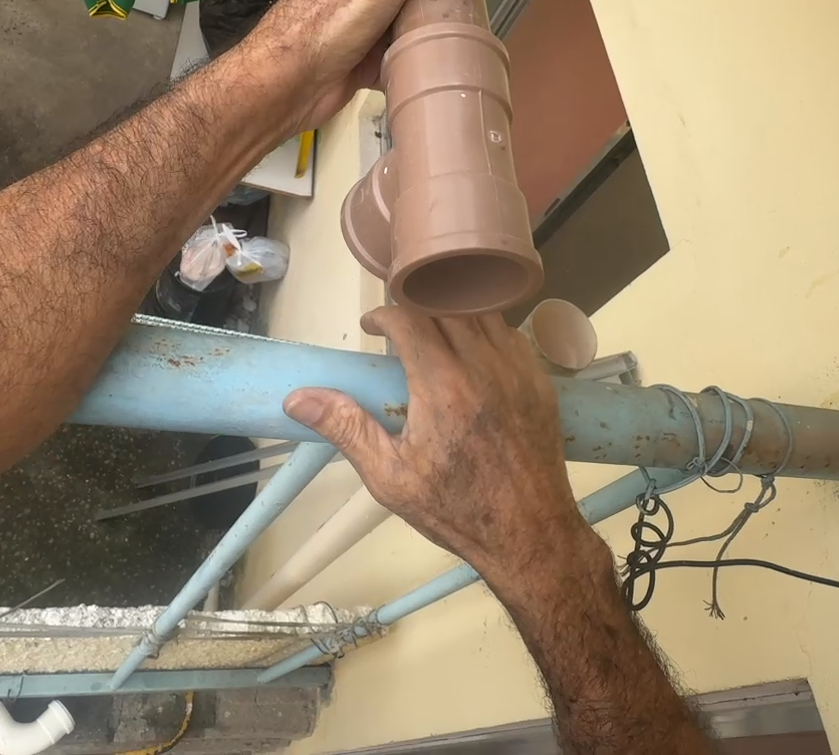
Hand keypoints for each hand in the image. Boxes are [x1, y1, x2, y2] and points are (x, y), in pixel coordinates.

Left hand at [238, 0, 501, 135]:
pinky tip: (437, 62)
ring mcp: (363, 15)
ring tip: (460, 34)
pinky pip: (402, 52)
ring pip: (412, 15)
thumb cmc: (332, 15)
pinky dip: (417, 58)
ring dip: (431, 28)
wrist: (292, 82)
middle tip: (470, 2)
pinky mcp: (365, 54)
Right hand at [282, 306, 598, 581]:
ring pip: (481, 310)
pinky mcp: (539, 378)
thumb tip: (299, 398)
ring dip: (451, 312)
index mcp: (442, 384)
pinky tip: (471, 354)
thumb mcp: (390, 477)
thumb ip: (346, 428)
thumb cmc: (455, 509)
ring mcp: (517, 368)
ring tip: (433, 335)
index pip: (409, 317)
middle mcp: (483, 364)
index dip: (384, 313)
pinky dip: (484, 329)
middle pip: (445, 303)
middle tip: (398, 328)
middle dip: (415, 306)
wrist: (529, 535)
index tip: (371, 326)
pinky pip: (509, 332)